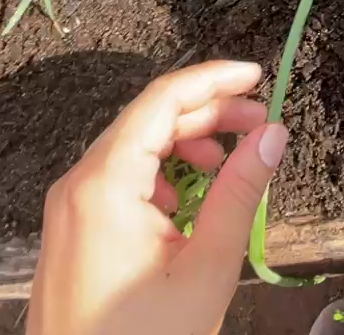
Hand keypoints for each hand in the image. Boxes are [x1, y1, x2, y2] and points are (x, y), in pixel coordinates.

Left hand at [27, 59, 287, 334]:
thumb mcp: (207, 266)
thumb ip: (241, 190)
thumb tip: (275, 132)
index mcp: (104, 183)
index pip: (163, 99)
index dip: (214, 79)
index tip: (258, 76)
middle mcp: (78, 182)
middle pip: (150, 117)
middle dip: (209, 111)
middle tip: (261, 121)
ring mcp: (69, 206)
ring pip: (136, 144)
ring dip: (188, 139)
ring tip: (230, 158)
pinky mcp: (72, 228)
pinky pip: (121, 175)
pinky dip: (162, 169)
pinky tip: (188, 195)